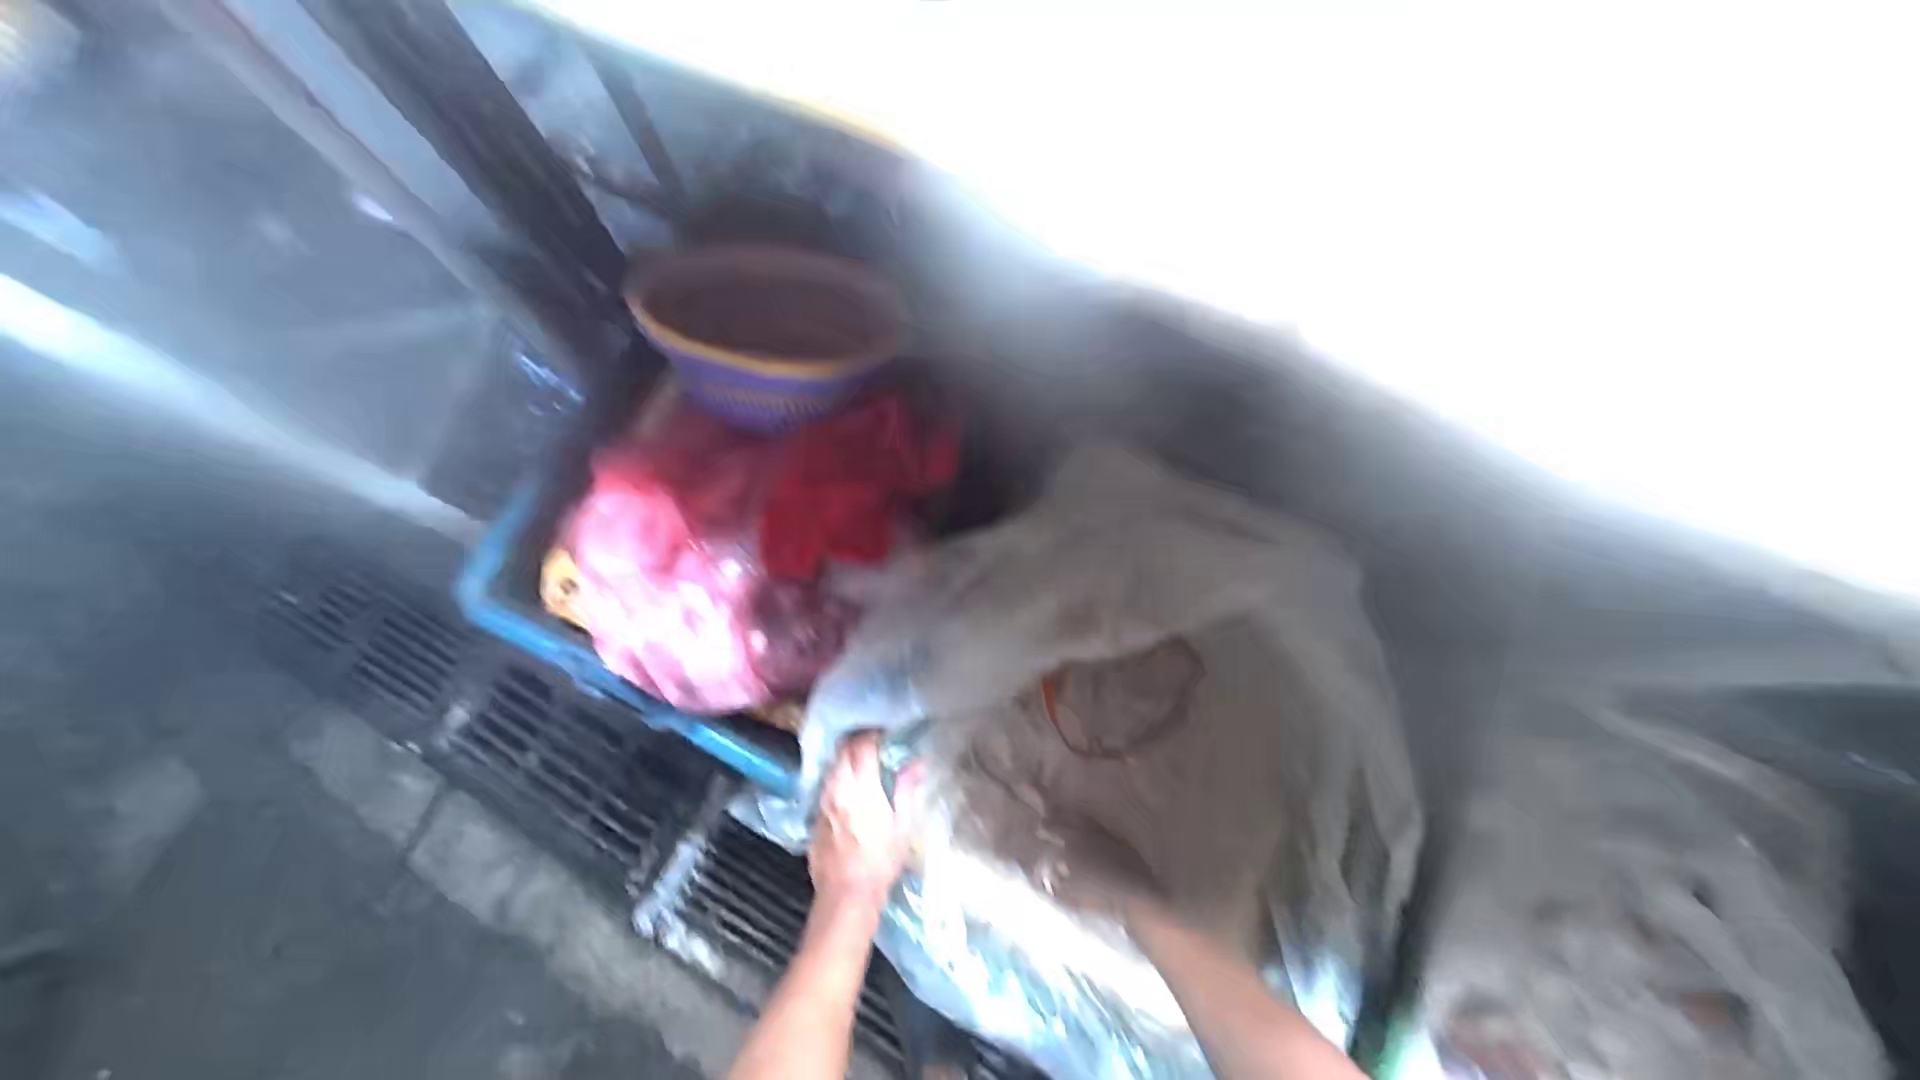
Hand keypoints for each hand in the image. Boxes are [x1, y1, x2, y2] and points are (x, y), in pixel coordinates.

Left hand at [809, 732, 923, 915]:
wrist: (846, 895)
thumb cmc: (881, 861)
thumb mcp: (903, 825)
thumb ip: (907, 788)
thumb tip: (918, 762)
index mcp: (861, 786)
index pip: (863, 744)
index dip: (874, 735)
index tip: (886, 735)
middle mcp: (837, 787)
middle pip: (843, 750)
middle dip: (858, 742)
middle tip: (875, 744)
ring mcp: (822, 801)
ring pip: (832, 767)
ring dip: (846, 759)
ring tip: (863, 764)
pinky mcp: (815, 816)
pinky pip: (826, 786)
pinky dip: (838, 779)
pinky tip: (850, 791)